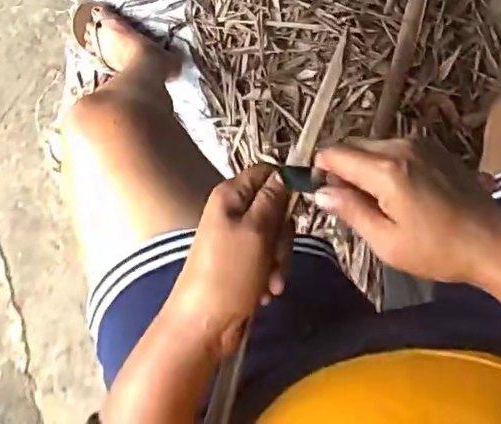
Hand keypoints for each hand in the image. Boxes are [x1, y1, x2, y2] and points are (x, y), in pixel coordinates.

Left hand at [161, 163, 293, 354]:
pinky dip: (270, 274)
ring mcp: (236, 237)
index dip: (286, 184)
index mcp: (231, 194)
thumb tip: (286, 171)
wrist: (202, 328)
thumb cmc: (228, 274)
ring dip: (279, 259)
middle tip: (276, 256)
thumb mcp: (256, 231)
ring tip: (271, 282)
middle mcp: (233, 210)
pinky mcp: (240, 261)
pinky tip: (265, 292)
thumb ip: (273, 199)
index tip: (298, 206)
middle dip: (283, 234)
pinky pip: (267, 257)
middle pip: (275, 206)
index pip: (266, 171)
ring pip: (274, 235)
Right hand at [312, 137, 500, 284]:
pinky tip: (399, 193)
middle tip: (346, 201)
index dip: (321, 168)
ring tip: (376, 202)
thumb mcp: (388, 242)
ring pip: (374, 146)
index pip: (337, 154)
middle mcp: (400, 146)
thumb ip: (352, 211)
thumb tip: (321, 192)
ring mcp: (419, 143)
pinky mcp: (433, 147)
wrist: (493, 241)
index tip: (318, 187)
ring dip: (365, 166)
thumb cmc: (438, 250)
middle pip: (354, 146)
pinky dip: (386, 164)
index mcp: (386, 170)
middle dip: (343, 167)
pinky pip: (396, 148)